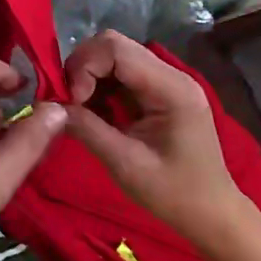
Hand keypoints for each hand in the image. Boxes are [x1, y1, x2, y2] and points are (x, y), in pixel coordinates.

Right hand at [63, 30, 236, 226]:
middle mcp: (170, 75)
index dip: (83, 68)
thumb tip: (50, 106)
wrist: (210, 214)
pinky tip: (93, 114)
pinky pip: (118, 74)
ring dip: (88, 78)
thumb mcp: (125, 164)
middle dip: (82, 69)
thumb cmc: (173, 193)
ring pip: (112, 57)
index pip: (116, 50)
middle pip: (113, 46)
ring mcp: (165, 82)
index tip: (71, 103)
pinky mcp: (156, 92)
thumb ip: (87, 129)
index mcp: (171, 88)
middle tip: (69, 104)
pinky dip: (98, 87)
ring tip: (79, 111)